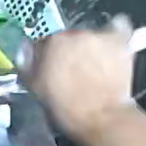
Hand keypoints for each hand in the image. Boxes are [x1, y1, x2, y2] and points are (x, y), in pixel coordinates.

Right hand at [19, 15, 145, 141]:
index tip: (52, 71)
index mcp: (50, 43)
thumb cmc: (65, 108)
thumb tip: (26, 49)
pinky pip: (118, 26)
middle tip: (75, 72)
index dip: (47, 57)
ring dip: (91, 46)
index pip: (44, 42)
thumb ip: (28, 65)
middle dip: (70, 51)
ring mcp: (98, 36)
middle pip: (68, 37)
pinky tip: (113, 47)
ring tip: (95, 66)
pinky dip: (115, 34)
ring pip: (91, 34)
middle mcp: (73, 34)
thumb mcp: (36, 89)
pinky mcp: (119, 41)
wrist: (100, 118)